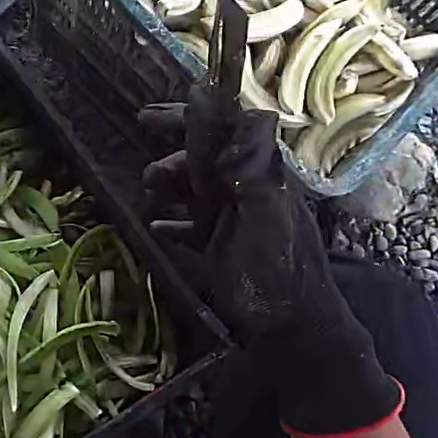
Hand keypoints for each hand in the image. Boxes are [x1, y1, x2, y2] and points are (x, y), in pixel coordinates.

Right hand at [138, 87, 400, 437]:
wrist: (291, 323)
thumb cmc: (278, 266)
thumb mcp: (267, 216)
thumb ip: (255, 170)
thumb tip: (251, 115)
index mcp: (258, 173)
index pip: (224, 131)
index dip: (190, 118)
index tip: (151, 116)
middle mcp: (241, 187)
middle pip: (201, 158)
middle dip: (172, 156)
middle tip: (146, 166)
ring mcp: (229, 215)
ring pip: (191, 189)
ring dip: (167, 187)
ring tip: (150, 197)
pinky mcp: (218, 243)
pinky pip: (187, 225)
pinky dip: (171, 223)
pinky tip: (156, 229)